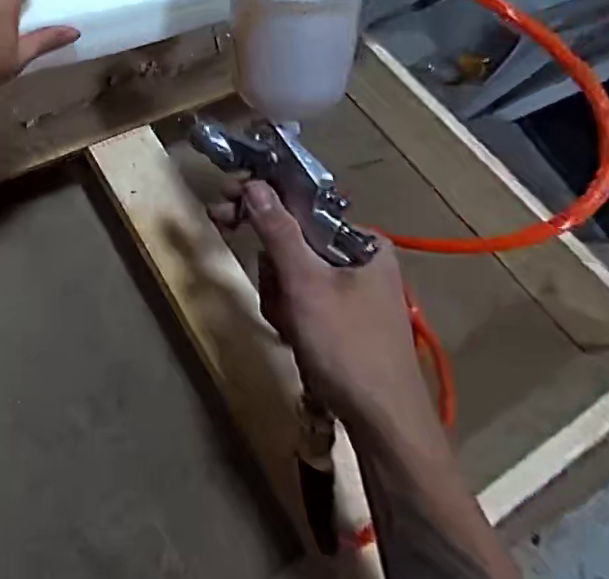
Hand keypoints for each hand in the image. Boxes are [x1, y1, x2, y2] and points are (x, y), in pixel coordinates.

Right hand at [211, 180, 435, 435]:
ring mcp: (351, 290)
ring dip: (277, 292)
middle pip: (292, 238)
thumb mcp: (305, 283)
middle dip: (271, 262)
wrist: (383, 424)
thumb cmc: (347, 346)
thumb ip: (278, 231)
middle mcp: (359, 259)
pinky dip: (287, 310)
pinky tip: (295, 334)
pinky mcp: (341, 316)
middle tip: (239, 254)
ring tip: (289, 322)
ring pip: (290, 269)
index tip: (224, 201)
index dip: (261, 199)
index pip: (301, 203)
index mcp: (362, 242)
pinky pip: (299, 295)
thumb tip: (254, 183)